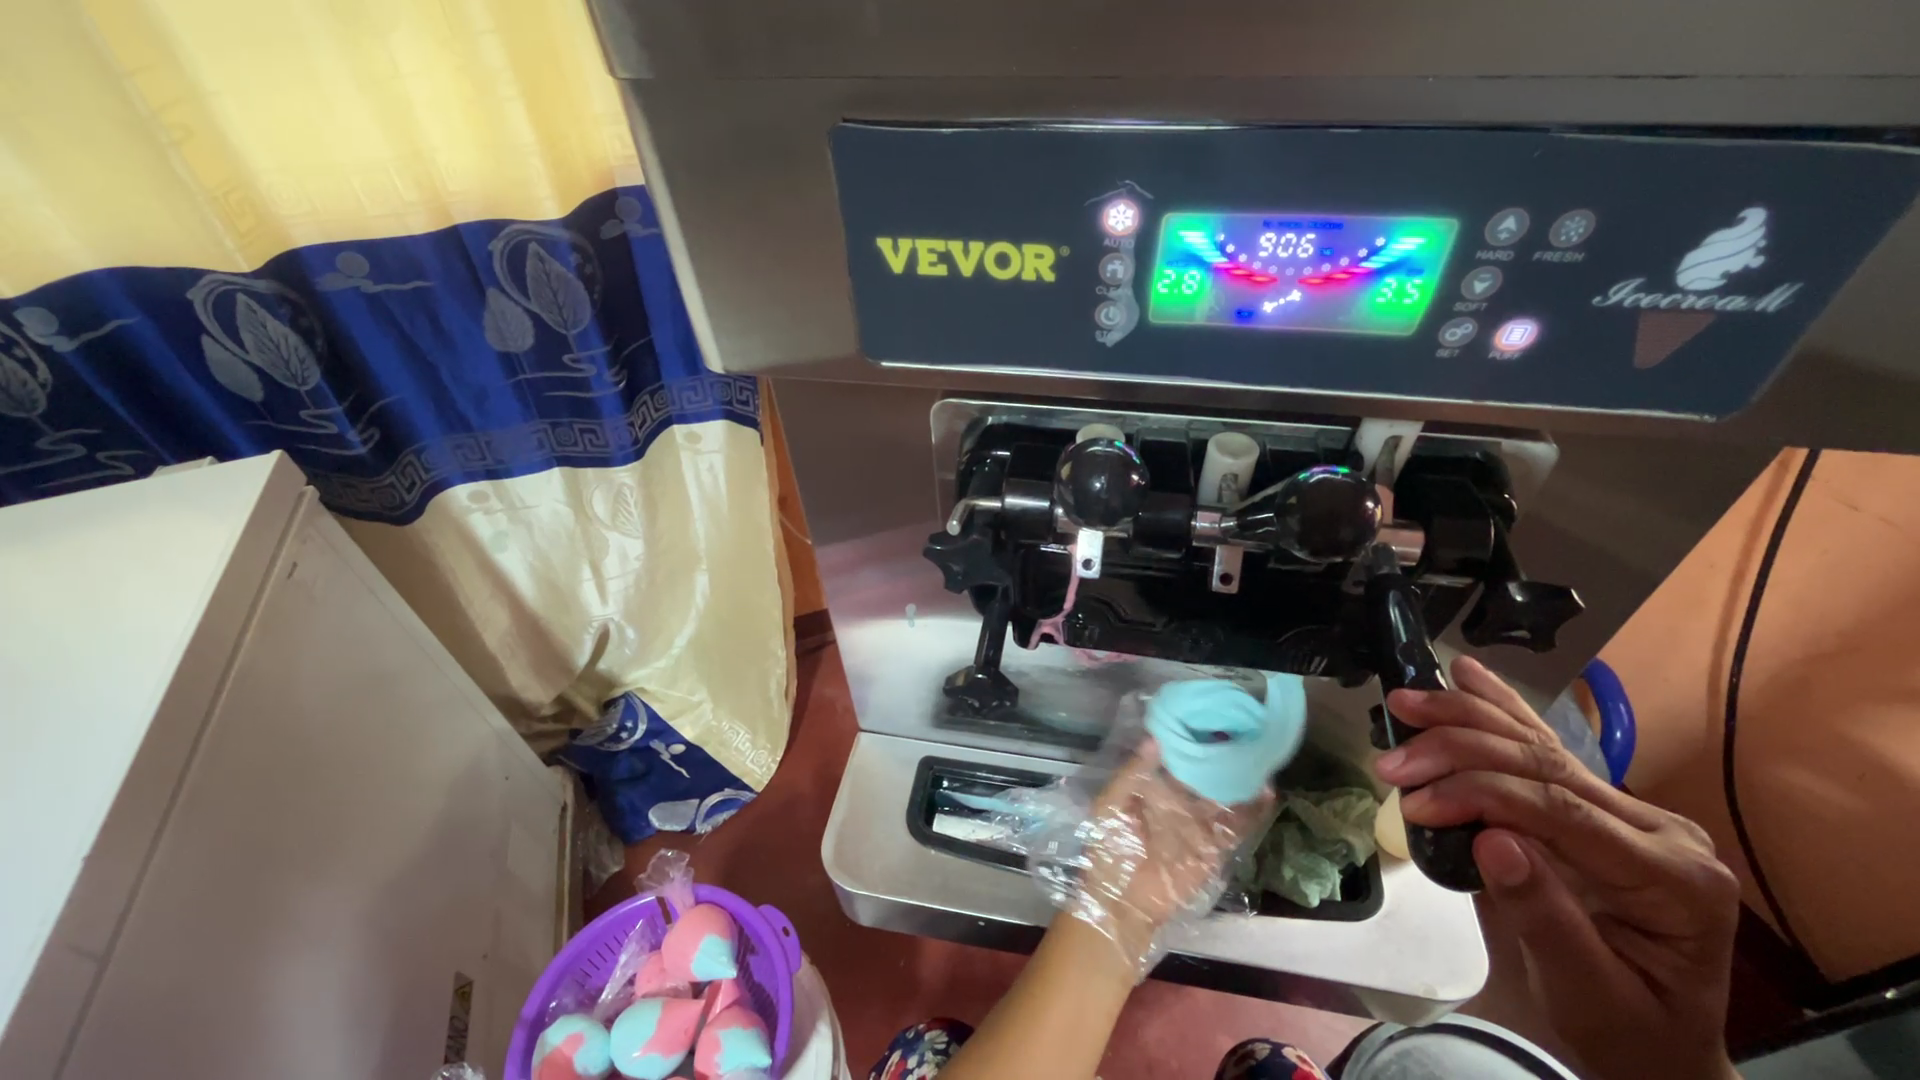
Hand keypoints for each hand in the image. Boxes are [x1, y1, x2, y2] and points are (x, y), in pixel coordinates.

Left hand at [1075, 741, 1271, 969]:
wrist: (1122, 903)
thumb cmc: (1109, 850)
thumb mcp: (1110, 806)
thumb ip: (1132, 774)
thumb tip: (1155, 738)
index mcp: (1151, 791)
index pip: (1174, 761)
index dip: (1188, 742)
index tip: (1206, 717)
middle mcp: (1178, 804)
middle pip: (1204, 776)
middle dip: (1220, 756)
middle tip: (1241, 729)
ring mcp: (1198, 826)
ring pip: (1224, 797)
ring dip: (1241, 779)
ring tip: (1260, 754)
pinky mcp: (1214, 848)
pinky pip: (1236, 827)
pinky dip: (1253, 810)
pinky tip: (1267, 790)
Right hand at [1373, 656, 1741, 1079]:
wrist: (1655, 1051)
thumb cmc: (1622, 1034)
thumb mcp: (1587, 994)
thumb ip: (1546, 918)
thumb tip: (1491, 841)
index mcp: (1674, 878)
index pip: (1563, 811)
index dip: (1479, 795)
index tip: (1411, 803)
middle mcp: (1659, 831)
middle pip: (1547, 765)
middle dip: (1459, 751)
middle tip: (1391, 761)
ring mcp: (1631, 813)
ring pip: (1539, 745)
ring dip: (1465, 720)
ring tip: (1406, 702)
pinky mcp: (1599, 807)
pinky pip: (1543, 749)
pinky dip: (1498, 710)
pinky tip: (1467, 676)